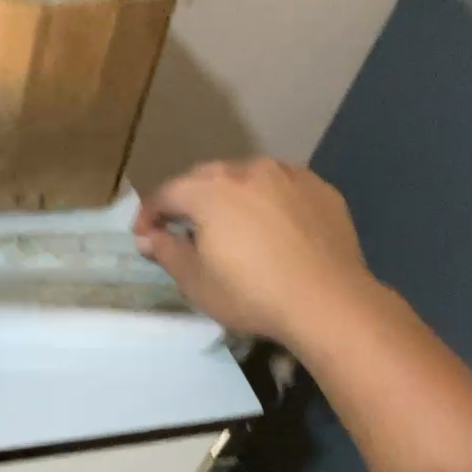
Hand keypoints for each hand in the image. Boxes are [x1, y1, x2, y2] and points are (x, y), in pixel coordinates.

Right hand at [134, 159, 379, 349]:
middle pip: (206, 178)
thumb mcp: (195, 281)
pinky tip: (270, 229)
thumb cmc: (251, 294)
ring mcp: (289, 175)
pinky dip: (266, 202)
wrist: (328, 301)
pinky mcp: (320, 189)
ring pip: (246, 178)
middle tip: (183, 228)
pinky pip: (281, 189)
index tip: (143, 237)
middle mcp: (248, 170)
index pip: (166, 193)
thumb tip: (148, 237)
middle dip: (188, 200)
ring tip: (228, 226)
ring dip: (229, 197)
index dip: (149, 215)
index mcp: (210, 190)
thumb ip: (166, 252)